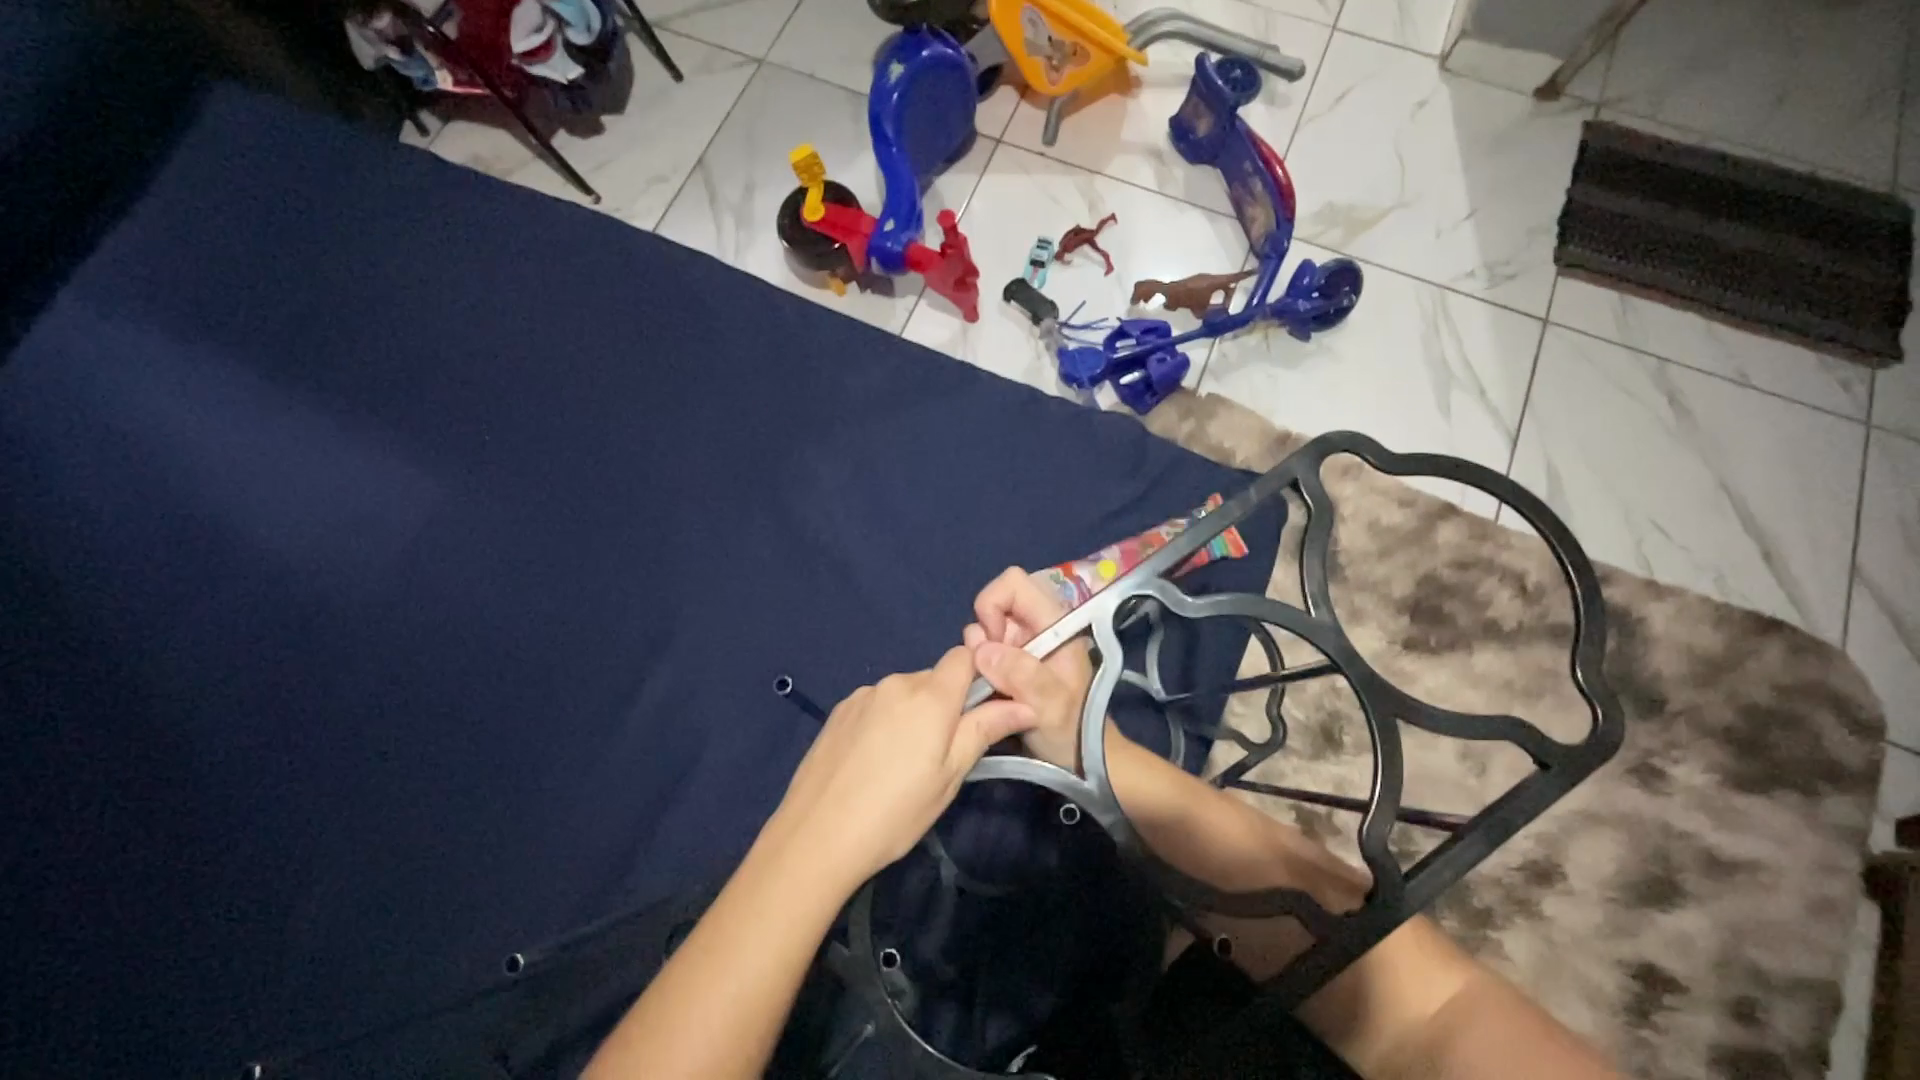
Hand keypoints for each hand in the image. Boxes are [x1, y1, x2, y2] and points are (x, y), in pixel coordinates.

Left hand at [767, 646, 1037, 886]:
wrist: (817, 835)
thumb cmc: (896, 812)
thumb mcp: (950, 775)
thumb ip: (985, 730)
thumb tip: (1025, 704)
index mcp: (929, 695)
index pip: (964, 656)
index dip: (977, 677)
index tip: (979, 713)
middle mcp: (895, 683)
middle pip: (934, 678)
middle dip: (944, 705)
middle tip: (940, 755)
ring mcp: (862, 696)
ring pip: (903, 693)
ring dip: (912, 715)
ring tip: (901, 764)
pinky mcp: (838, 712)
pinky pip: (876, 705)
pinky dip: (884, 723)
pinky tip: (872, 762)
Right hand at [962, 567, 1094, 771]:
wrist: (1082, 757)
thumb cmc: (1072, 729)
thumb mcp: (1050, 705)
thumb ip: (1022, 674)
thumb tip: (982, 649)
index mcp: (1055, 623)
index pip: (1014, 582)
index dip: (994, 605)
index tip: (992, 642)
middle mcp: (1038, 625)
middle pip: (996, 604)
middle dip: (983, 635)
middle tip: (991, 672)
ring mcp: (1025, 642)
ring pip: (987, 629)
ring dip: (981, 655)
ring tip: (994, 687)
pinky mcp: (1014, 661)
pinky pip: (986, 650)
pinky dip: (981, 667)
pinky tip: (993, 691)